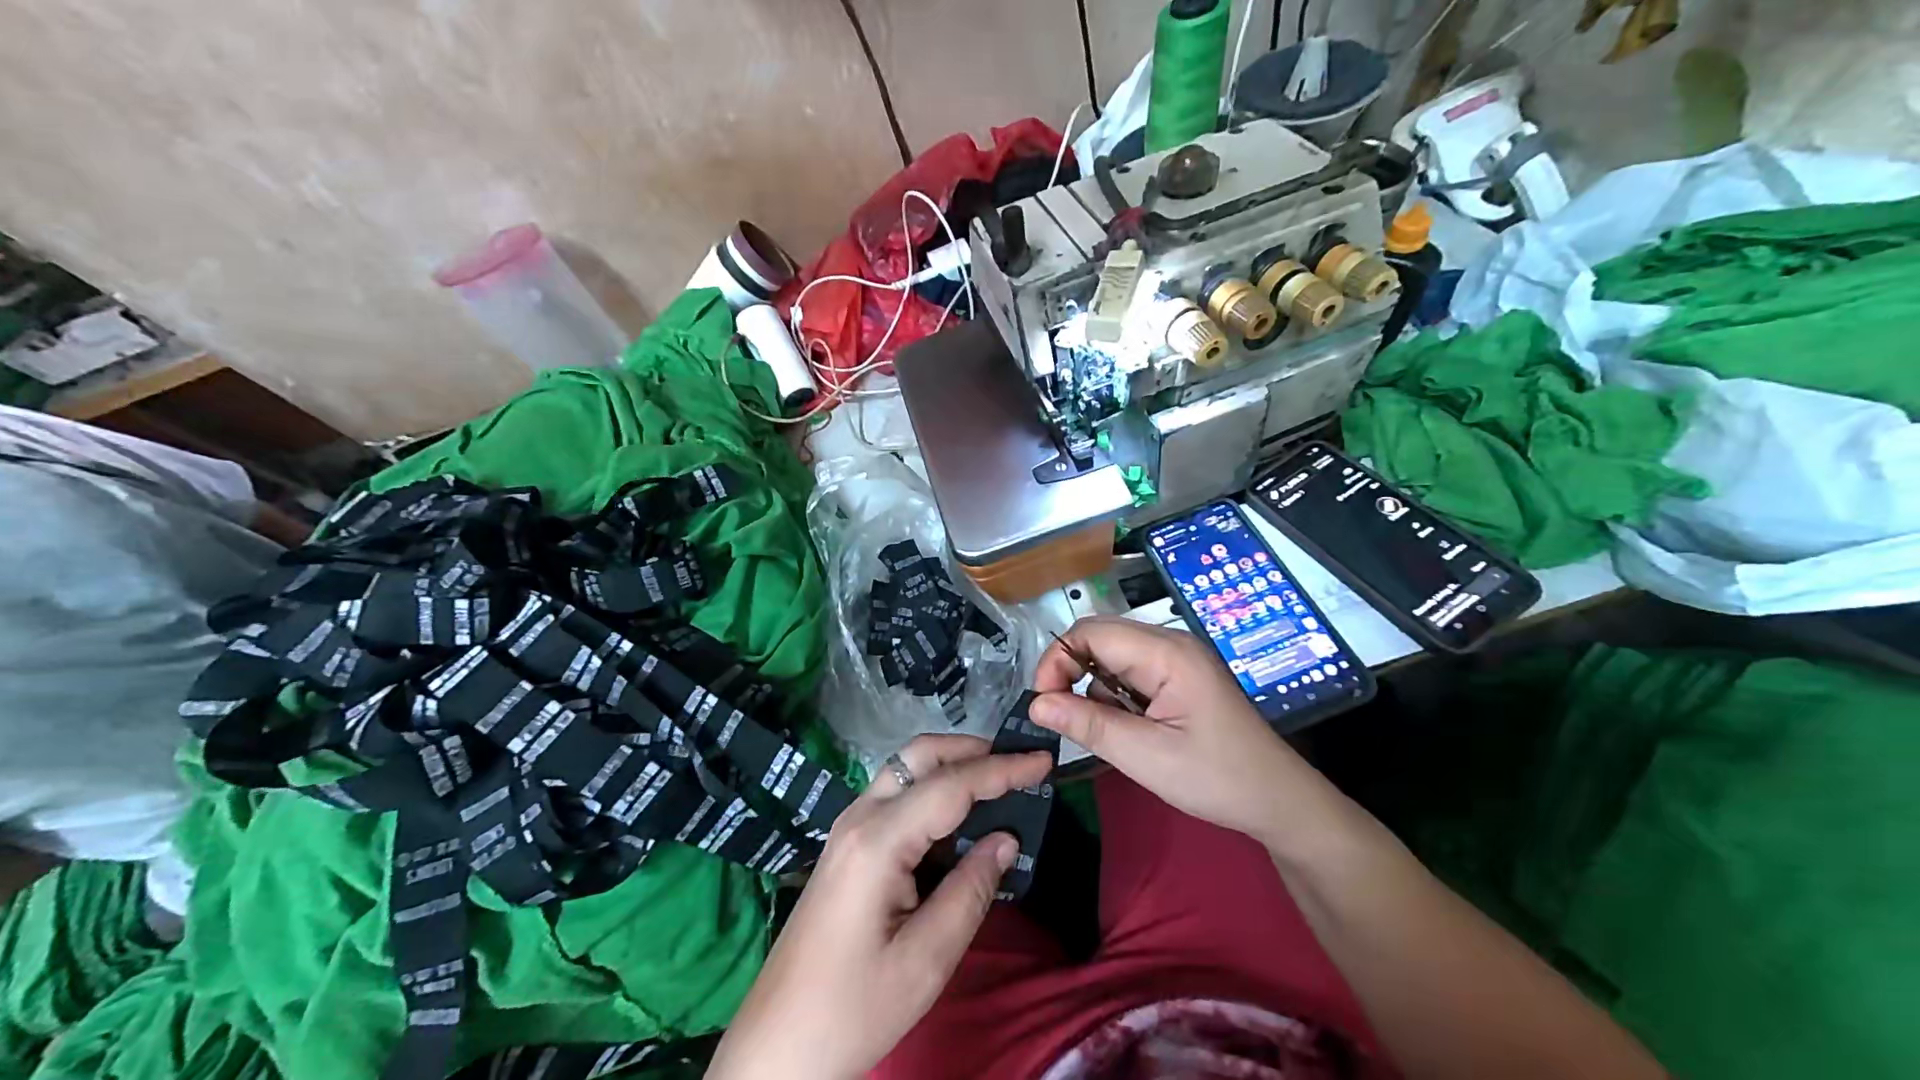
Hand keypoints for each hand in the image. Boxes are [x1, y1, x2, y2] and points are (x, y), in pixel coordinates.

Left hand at [706, 734, 1053, 1079]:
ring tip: (1000, 786)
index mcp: (878, 841)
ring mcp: (847, 830)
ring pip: (905, 772)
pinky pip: (895, 799)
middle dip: (973, 750)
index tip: (1044, 760)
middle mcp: (859, 818)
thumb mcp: (926, 960)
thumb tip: (1007, 839)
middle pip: (919, 757)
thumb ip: (971, 890)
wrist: (777, 1044)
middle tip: (1019, 763)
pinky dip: (933, 793)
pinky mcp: (846, 848)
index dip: (1002, 768)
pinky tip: (959, 821)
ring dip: (953, 768)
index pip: (951, 785)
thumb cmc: (853, 1008)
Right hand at [1029, 616, 1338, 847]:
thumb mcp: (1146, 757)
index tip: (1044, 703)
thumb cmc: (1217, 779)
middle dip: (1071, 670)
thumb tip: (1036, 703)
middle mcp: (1171, 643)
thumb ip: (1089, 724)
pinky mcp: (1180, 676)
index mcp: (1167, 653)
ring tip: (1105, 729)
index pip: (1090, 632)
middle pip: (1100, 637)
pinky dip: (1115, 694)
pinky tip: (1128, 727)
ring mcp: (1178, 658)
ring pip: (1112, 654)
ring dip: (1093, 685)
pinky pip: (1130, 670)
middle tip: (1062, 715)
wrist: (1278, 800)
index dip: (1058, 660)